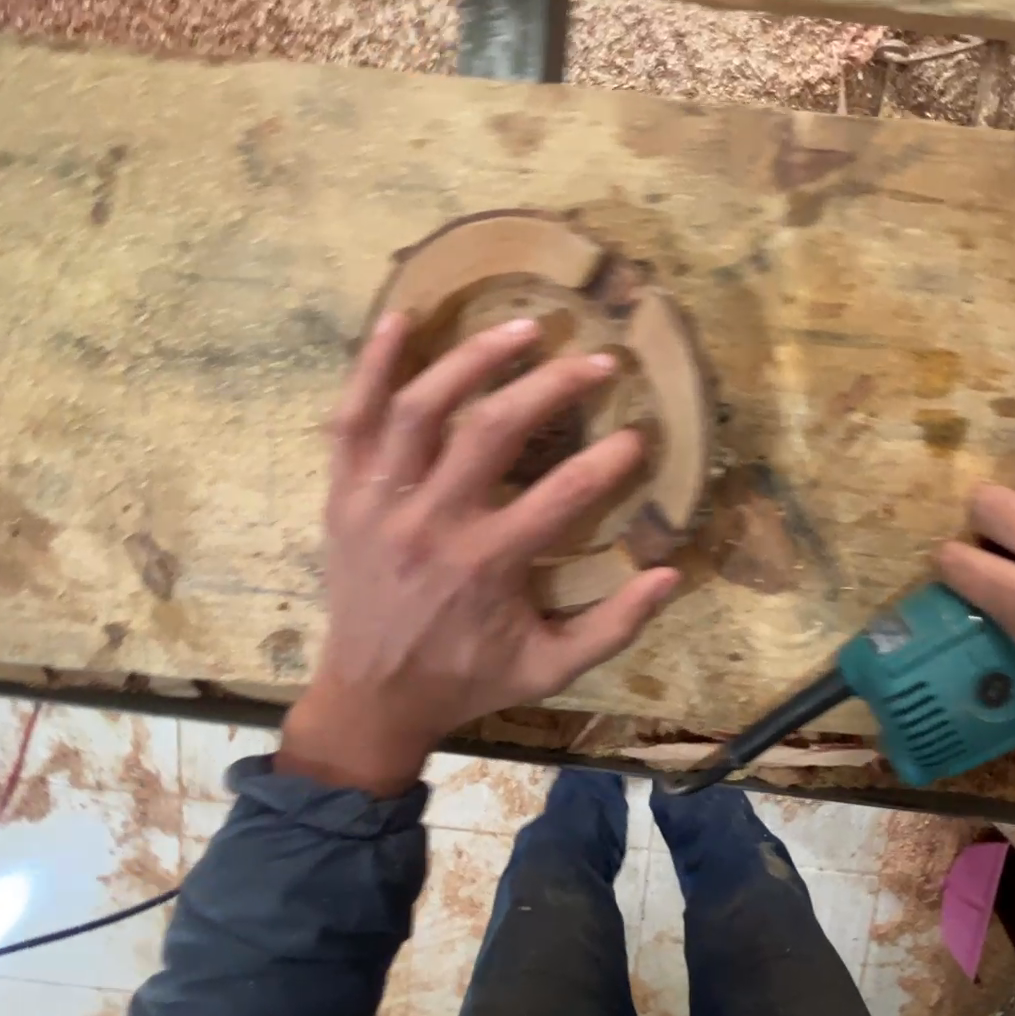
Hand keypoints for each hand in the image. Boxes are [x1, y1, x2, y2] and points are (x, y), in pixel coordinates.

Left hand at [277, 313, 680, 796]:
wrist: (371, 698)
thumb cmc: (467, 679)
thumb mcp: (550, 670)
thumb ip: (614, 626)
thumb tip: (671, 575)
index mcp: (487, 566)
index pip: (563, 495)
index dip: (611, 460)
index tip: (640, 437)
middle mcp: (432, 523)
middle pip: (493, 430)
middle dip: (554, 386)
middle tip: (599, 361)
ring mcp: (380, 503)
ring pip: (421, 408)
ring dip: (475, 358)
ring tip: (523, 327)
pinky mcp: (343, 495)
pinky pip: (351, 417)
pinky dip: (372, 365)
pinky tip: (401, 318)